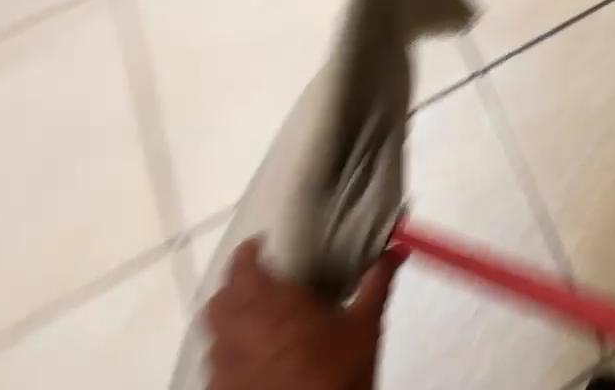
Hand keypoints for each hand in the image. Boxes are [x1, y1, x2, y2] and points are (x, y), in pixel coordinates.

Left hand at [204, 238, 396, 389]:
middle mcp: (238, 333)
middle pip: (218, 301)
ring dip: (233, 323)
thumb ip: (377, 281)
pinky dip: (233, 356)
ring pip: (215, 336)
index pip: (241, 267)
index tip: (264, 245)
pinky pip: (218, 367)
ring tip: (263, 324)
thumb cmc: (340, 369)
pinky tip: (260, 361)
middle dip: (235, 288)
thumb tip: (398, 249)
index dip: (248, 252)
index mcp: (271, 305)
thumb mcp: (366, 323)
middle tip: (263, 284)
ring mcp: (225, 369)